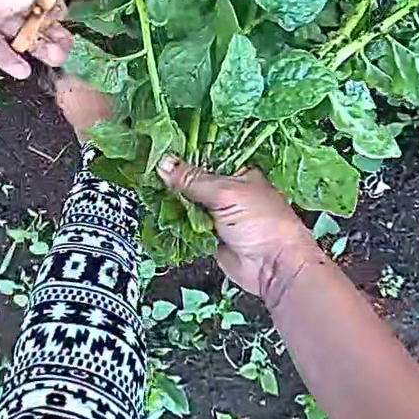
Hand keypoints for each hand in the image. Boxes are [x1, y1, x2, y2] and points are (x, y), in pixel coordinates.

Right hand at [158, 156, 327, 307]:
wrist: (273, 267)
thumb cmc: (261, 222)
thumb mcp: (226, 193)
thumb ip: (193, 180)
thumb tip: (164, 163)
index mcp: (237, 173)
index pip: (204, 158)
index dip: (183, 156)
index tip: (157, 151)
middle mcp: (226, 191)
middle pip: (192, 182)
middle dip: (173, 180)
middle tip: (145, 171)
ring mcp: (216, 214)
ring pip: (186, 204)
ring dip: (170, 202)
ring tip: (145, 191)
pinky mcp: (208, 236)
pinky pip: (185, 226)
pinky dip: (173, 223)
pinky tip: (155, 214)